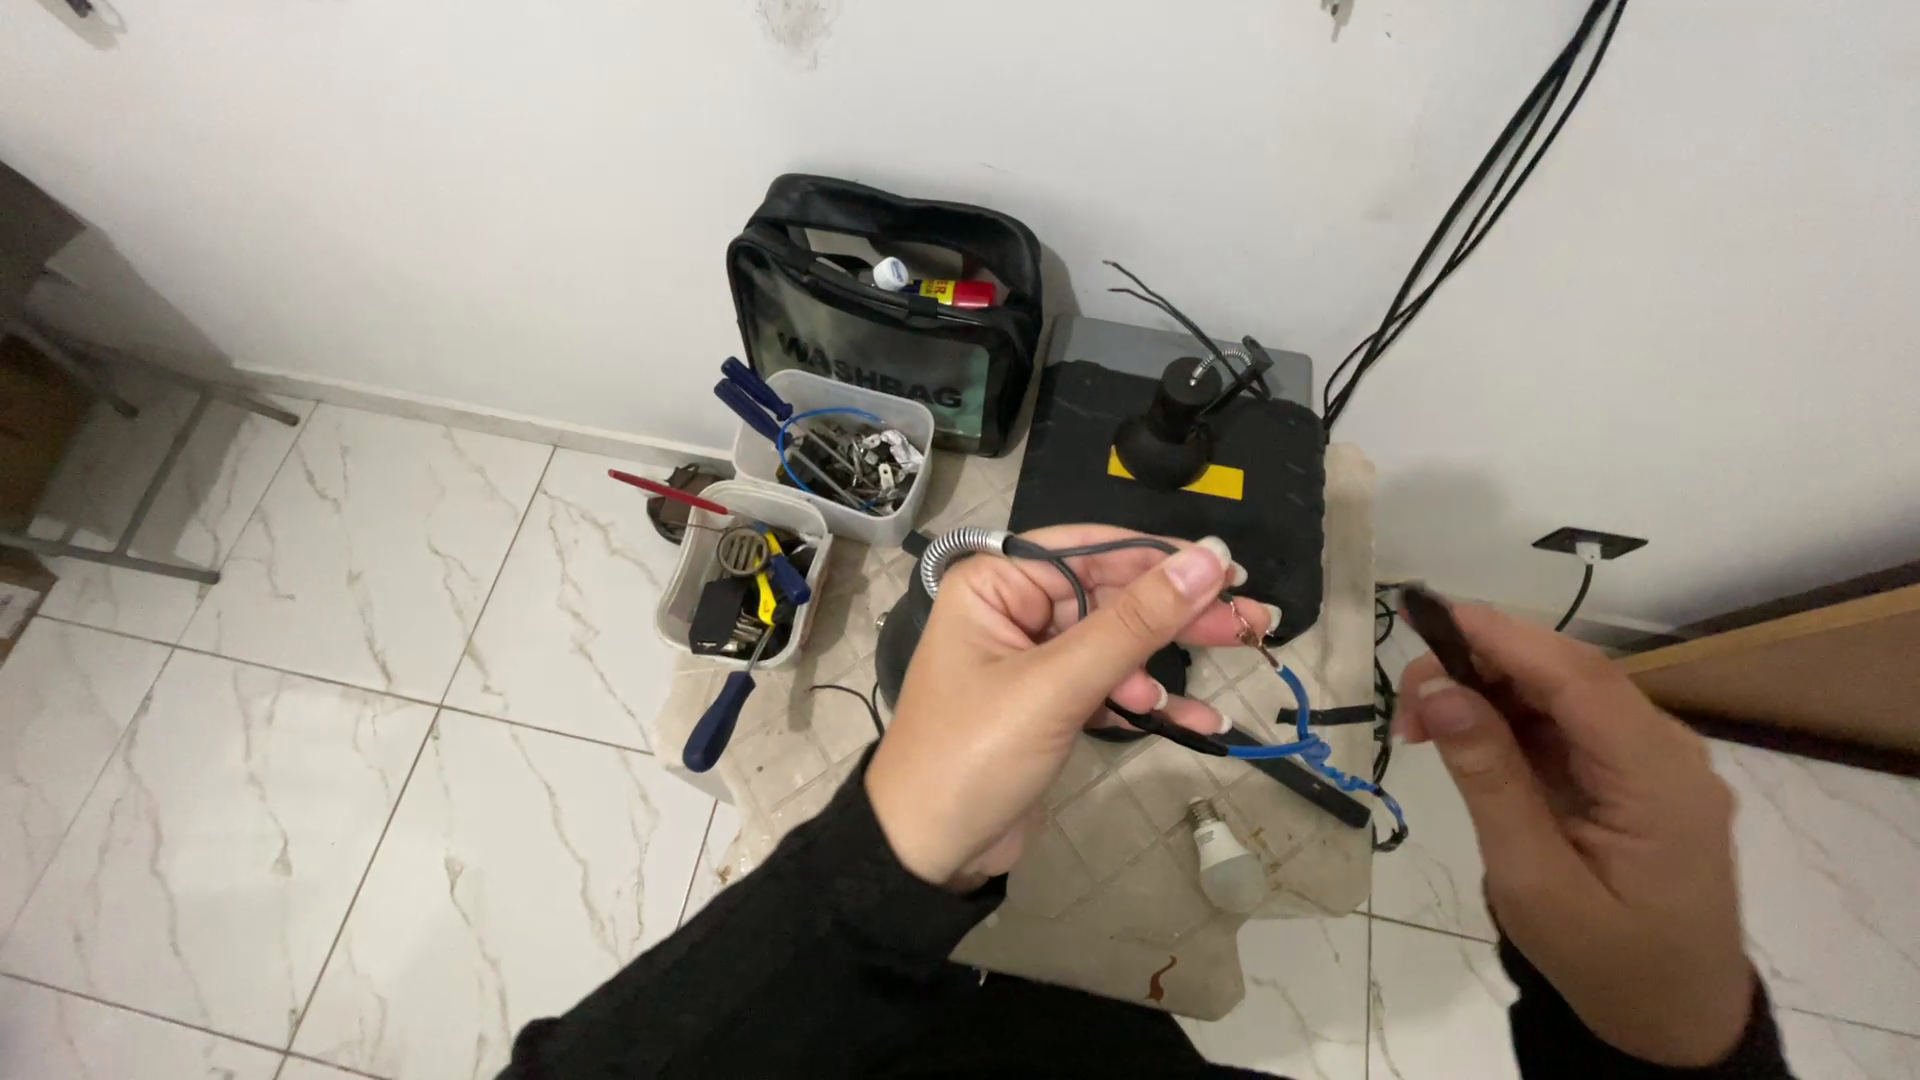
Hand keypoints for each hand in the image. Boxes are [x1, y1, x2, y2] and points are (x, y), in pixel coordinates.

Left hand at [865, 526, 1273, 891]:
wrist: (930, 853)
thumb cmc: (976, 753)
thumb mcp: (1057, 685)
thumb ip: (1134, 623)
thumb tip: (1206, 560)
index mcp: (994, 584)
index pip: (1087, 550)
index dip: (1159, 556)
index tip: (1228, 567)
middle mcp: (1012, 609)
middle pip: (1109, 594)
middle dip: (1177, 610)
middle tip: (1253, 619)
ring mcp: (1032, 658)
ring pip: (1115, 641)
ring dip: (1172, 657)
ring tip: (1242, 655)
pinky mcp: (1049, 702)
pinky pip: (1107, 684)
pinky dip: (1148, 698)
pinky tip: (1196, 719)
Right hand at [1395, 602, 1752, 1066]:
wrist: (1668, 1017)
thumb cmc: (1602, 958)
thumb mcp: (1531, 875)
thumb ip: (1488, 777)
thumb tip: (1438, 691)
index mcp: (1659, 781)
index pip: (1579, 680)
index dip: (1501, 637)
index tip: (1426, 613)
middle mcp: (1663, 752)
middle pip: (1564, 673)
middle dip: (1476, 663)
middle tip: (1404, 698)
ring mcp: (1645, 759)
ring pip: (1553, 688)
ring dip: (1480, 689)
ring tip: (1416, 724)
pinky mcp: (1622, 769)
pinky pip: (1554, 718)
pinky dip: (1496, 714)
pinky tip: (1455, 734)